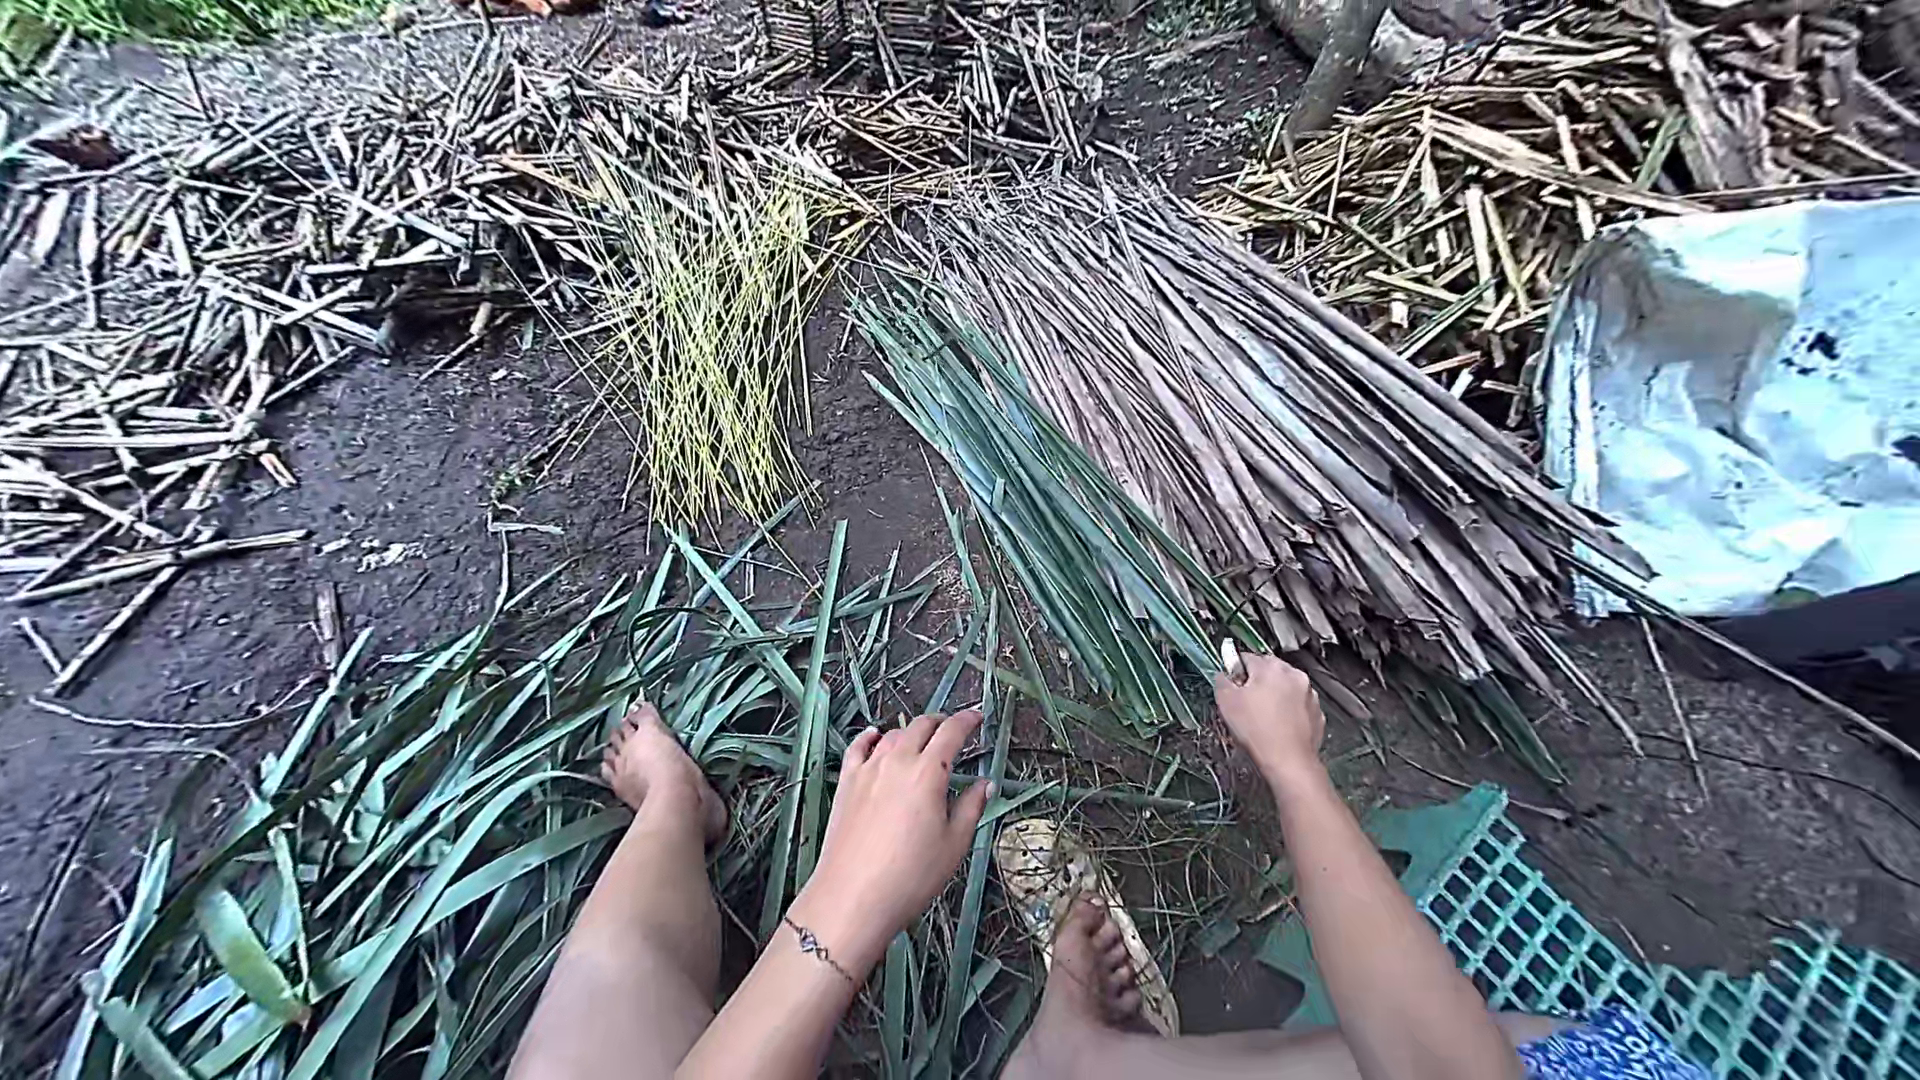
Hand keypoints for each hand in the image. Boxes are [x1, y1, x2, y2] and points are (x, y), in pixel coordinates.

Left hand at [789, 710, 990, 968]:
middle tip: (951, 729)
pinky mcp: (847, 782)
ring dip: (911, 731)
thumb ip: (971, 807)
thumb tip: (984, 784)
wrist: (852, 897)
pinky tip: (875, 734)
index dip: (967, 720)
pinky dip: (871, 736)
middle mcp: (898, 761)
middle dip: (940, 722)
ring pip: (893, 734)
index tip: (976, 716)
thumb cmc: (911, 876)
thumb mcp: (953, 845)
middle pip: (921, 725)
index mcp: (928, 773)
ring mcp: (868, 768)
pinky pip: (859, 747)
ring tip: (920, 740)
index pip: (951, 732)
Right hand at [1213, 653, 1324, 780]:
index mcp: (1271, 667)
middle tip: (1243, 703)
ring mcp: (1309, 695)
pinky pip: (1296, 705)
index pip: (1246, 658)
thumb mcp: (1225, 700)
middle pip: (1267, 671)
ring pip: (1283, 688)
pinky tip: (1275, 726)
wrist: (1288, 762)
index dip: (1234, 672)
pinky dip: (1287, 711)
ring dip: (1272, 696)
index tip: (1230, 684)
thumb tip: (1224, 675)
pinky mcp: (1317, 713)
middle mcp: (1295, 676)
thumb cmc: (1258, 731)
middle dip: (1255, 683)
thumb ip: (1221, 680)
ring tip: (1260, 717)